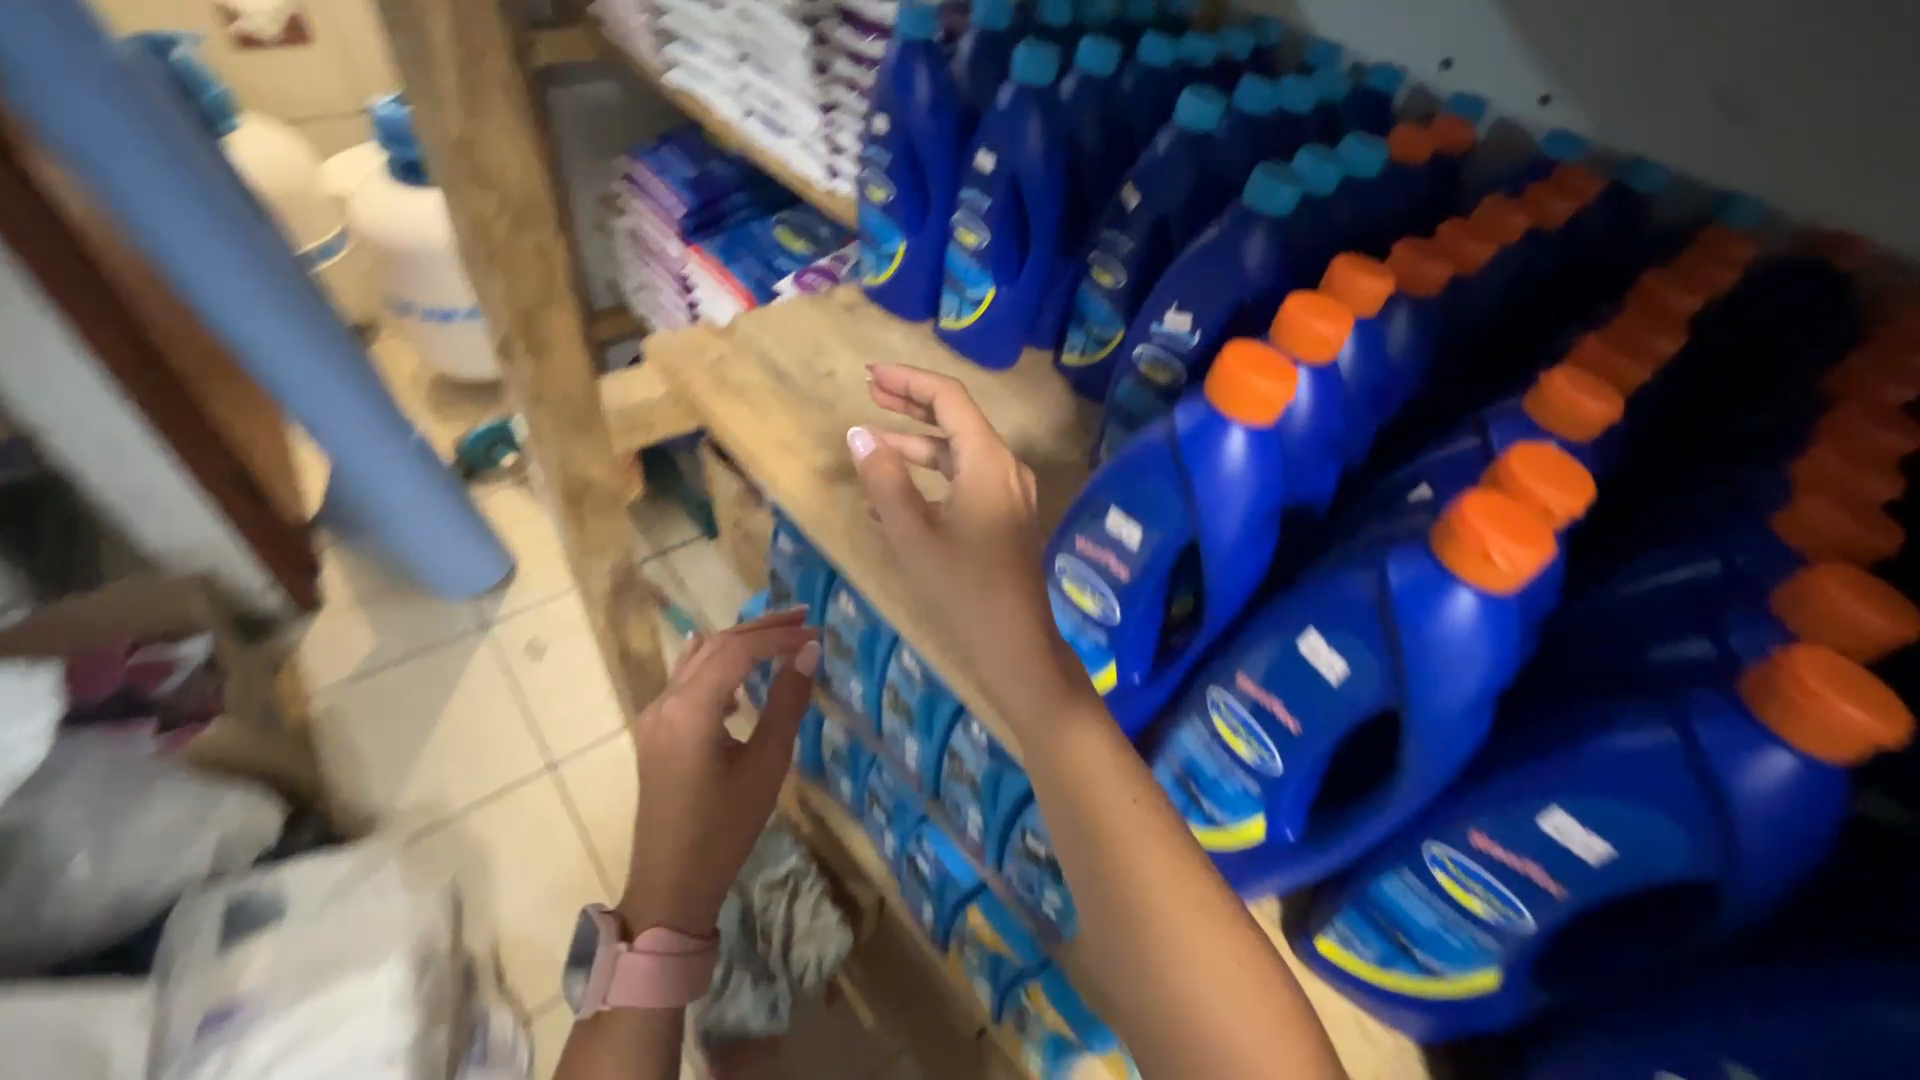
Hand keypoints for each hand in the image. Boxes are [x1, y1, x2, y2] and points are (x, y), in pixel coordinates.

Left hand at [620, 610, 818, 935]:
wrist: (671, 883)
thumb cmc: (725, 829)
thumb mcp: (766, 765)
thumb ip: (787, 703)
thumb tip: (810, 653)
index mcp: (690, 709)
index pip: (737, 651)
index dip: (778, 637)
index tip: (816, 633)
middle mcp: (665, 702)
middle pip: (715, 645)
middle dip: (760, 629)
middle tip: (804, 619)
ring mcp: (654, 716)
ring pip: (698, 660)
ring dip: (739, 643)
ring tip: (780, 637)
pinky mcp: (656, 732)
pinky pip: (686, 681)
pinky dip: (717, 665)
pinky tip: (737, 670)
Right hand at [847, 364, 1091, 729]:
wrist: (1015, 645)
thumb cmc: (962, 589)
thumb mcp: (912, 533)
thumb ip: (884, 479)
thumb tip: (860, 434)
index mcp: (987, 460)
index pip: (948, 398)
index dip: (908, 380)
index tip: (869, 375)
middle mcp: (1005, 468)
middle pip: (956, 421)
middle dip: (911, 406)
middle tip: (869, 392)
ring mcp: (1009, 495)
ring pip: (958, 456)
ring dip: (915, 449)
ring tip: (870, 448)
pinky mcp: (1005, 520)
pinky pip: (964, 486)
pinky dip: (931, 482)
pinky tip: (893, 497)